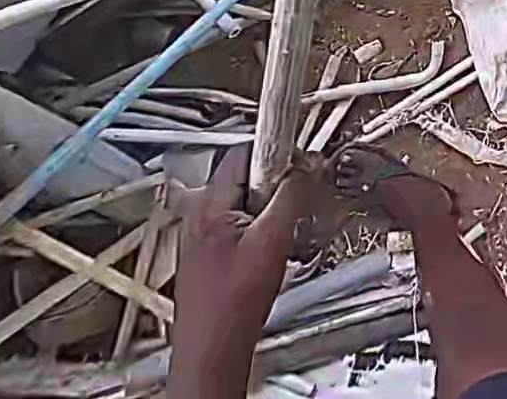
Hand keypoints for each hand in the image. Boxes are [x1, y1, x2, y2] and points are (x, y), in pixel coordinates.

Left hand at [168, 147, 315, 398]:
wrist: (214, 353)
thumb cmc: (233, 307)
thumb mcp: (274, 238)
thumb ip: (292, 194)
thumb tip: (309, 164)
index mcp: (207, 208)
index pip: (244, 152)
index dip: (276, 152)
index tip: (298, 162)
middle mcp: (198, 217)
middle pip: (247, 174)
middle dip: (276, 182)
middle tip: (292, 200)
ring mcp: (202, 235)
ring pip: (246, 197)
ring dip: (271, 204)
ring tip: (281, 227)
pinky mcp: (210, 251)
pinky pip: (242, 219)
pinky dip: (262, 223)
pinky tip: (271, 245)